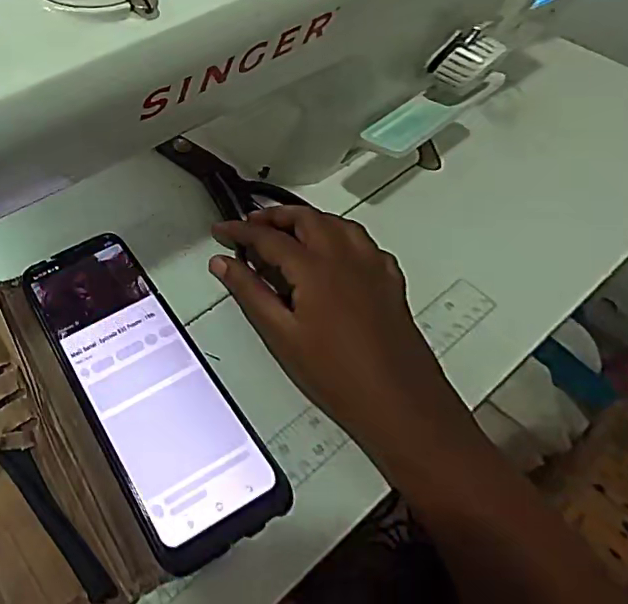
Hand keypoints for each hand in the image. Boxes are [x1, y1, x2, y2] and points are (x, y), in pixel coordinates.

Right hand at [208, 208, 483, 475]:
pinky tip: (331, 251)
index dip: (240, 230)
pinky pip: (363, 243)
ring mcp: (373, 271)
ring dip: (308, 220)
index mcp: (316, 269)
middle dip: (274, 216)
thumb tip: (224, 264)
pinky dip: (340, 235)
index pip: (267, 236)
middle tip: (250, 225)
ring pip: (337, 224)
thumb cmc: (342, 378)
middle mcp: (347, 261)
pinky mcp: (391, 285)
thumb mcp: (281, 334)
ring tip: (287, 230)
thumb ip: (249, 291)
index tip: (223, 230)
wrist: (404, 410)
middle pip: (306, 218)